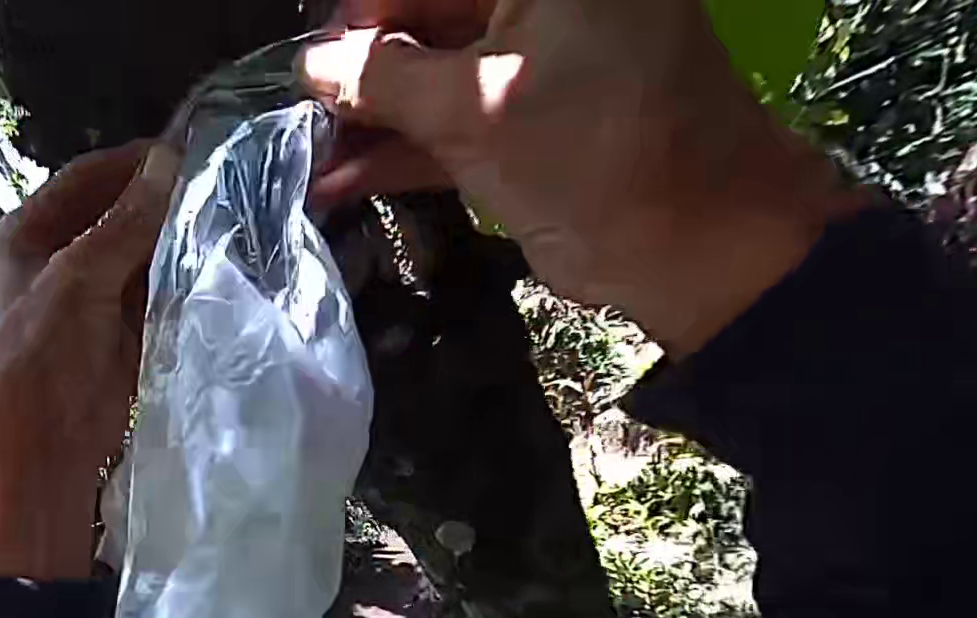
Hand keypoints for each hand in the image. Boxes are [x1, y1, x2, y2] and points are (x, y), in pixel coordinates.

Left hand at [0, 141, 179, 579]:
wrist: (42, 451)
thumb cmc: (39, 359)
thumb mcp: (75, 280)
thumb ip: (124, 224)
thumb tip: (169, 159)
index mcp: (24, 238)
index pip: (84, 181)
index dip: (131, 163)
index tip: (186, 148)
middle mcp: (55, 264)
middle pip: (115, 219)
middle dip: (160, 206)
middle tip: (219, 185)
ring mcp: (89, 304)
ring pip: (138, 260)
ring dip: (174, 246)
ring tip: (226, 221)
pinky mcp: (117, 338)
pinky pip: (152, 300)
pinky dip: (178, 286)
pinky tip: (213, 270)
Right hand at [300, 0, 864, 351]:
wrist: (674, 235)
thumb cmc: (587, 149)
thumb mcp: (476, 106)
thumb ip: (387, 80)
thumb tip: (313, 66)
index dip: (362, 15)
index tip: (311, 68)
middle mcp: (528, 6)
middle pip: (419, 24)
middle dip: (357, 77)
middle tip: (302, 122)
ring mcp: (516, 72)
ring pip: (421, 86)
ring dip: (364, 127)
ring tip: (307, 160)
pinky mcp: (505, 133)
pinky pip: (435, 133)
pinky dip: (390, 159)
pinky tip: (337, 184)